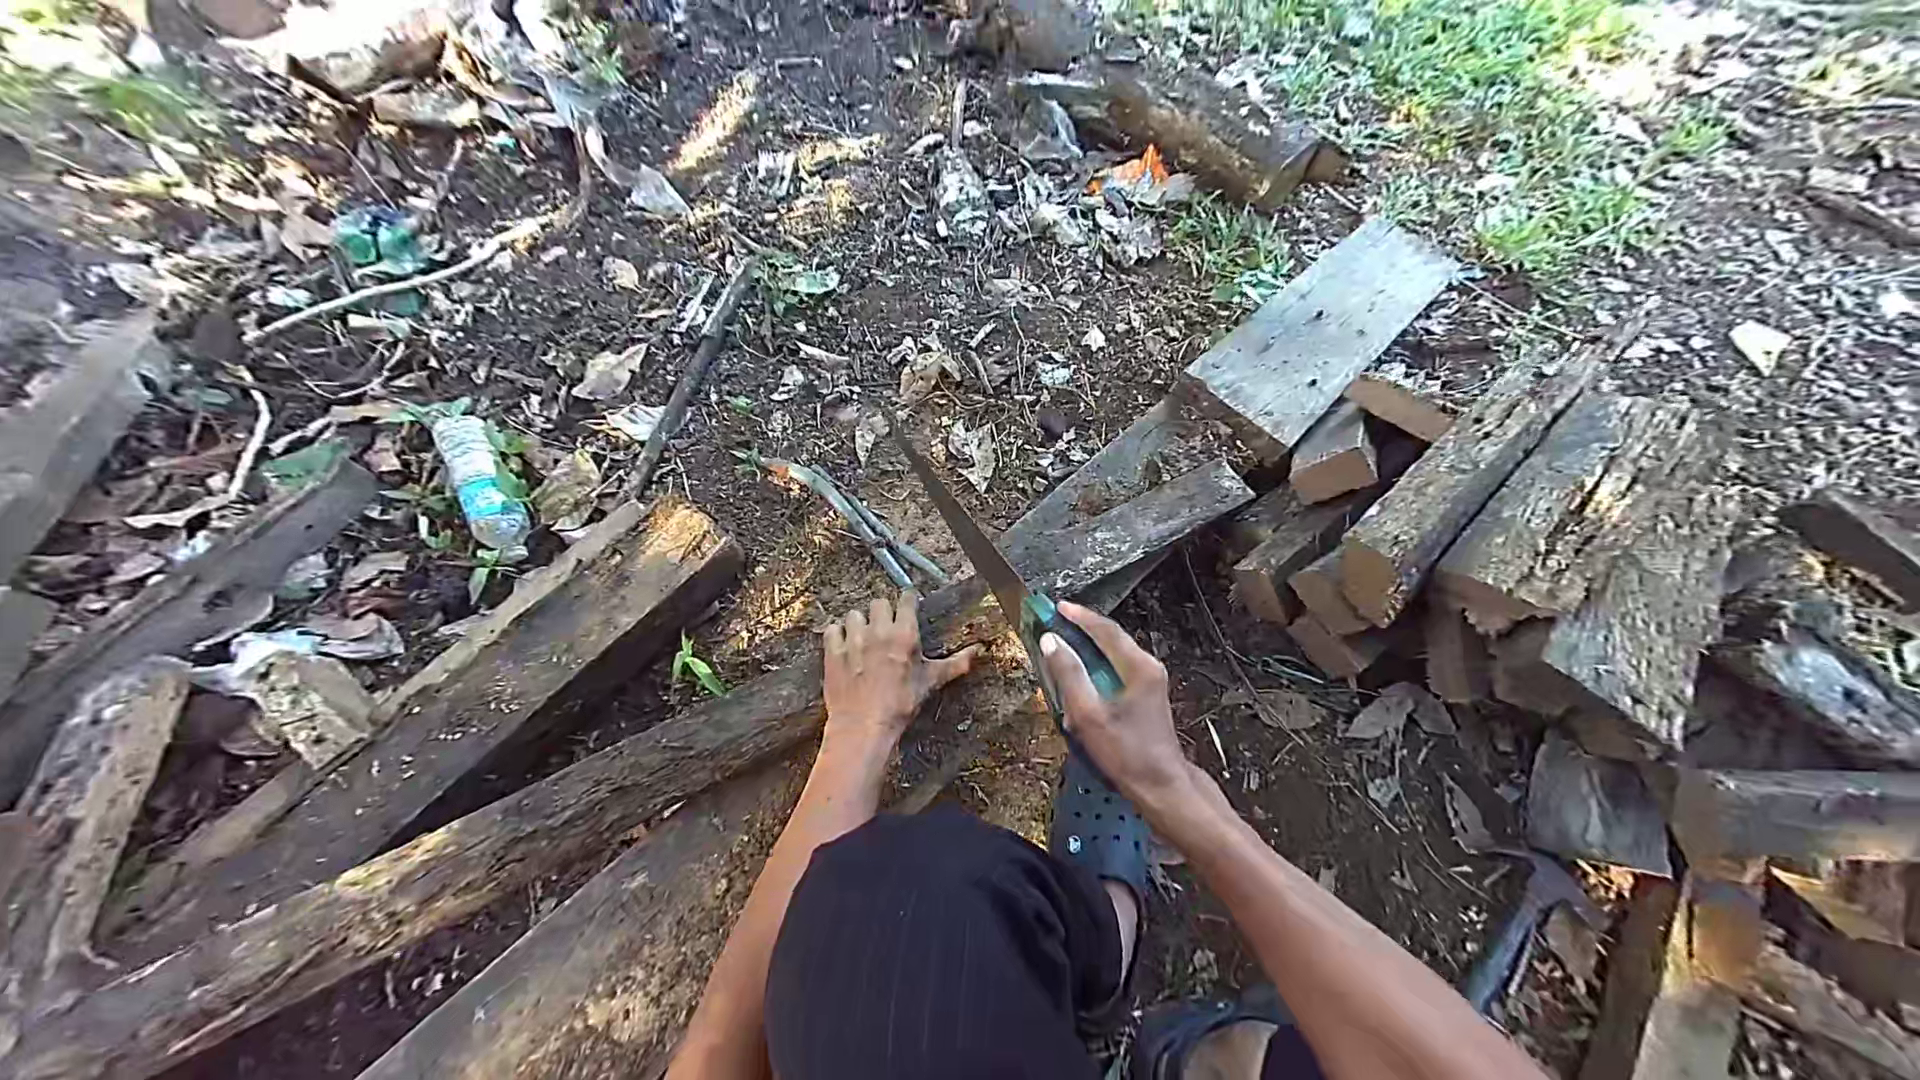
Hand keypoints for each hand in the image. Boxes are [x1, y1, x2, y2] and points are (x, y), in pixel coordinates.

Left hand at [822, 590, 978, 755]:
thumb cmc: (900, 705)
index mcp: (904, 634)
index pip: (906, 599)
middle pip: (879, 603)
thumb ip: (955, 663)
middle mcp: (879, 631)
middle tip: (885, 627)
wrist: (864, 726)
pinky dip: (837, 635)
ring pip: (854, 614)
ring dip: (859, 623)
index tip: (908, 605)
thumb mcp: (930, 682)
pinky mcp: (834, 651)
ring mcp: (854, 639)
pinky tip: (844, 646)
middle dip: (883, 612)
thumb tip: (977, 652)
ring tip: (863, 638)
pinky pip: (833, 629)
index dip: (908, 601)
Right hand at [1039, 602, 1198, 811]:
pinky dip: (1095, 669)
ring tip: (1061, 649)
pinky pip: (1116, 670)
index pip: (1105, 630)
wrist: (1161, 788)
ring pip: (1113, 655)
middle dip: (1081, 631)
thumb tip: (1051, 641)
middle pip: (1111, 639)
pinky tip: (1079, 681)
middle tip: (1054, 624)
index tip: (1057, 607)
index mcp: (1138, 667)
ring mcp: (1149, 682)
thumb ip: (1069, 674)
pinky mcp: (1145, 696)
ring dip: (1087, 651)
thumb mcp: (1088, 714)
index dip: (1079, 616)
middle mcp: (1147, 668)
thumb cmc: (1126, 753)